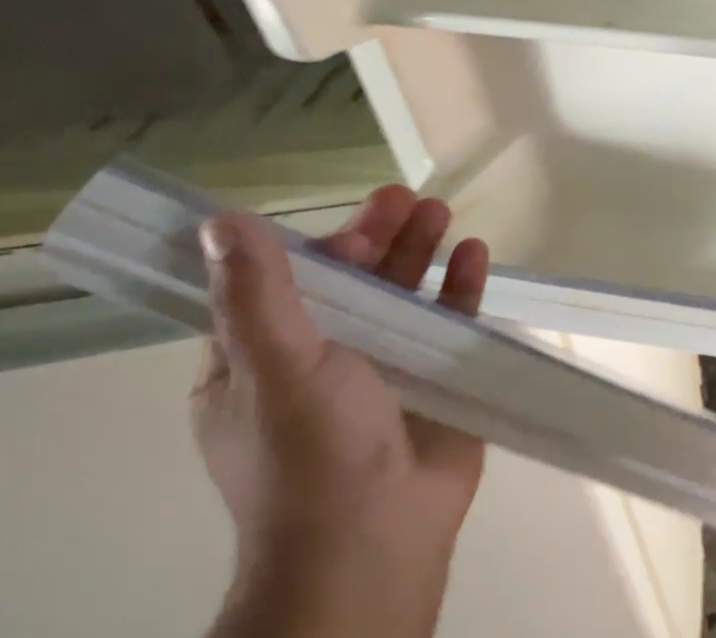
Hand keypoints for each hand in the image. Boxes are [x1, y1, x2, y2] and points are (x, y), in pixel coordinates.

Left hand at [191, 185, 489, 637]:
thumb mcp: (275, 366)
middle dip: (379, 240)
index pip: (286, 289)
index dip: (318, 250)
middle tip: (408, 199)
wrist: (377, 534)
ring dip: (421, 255)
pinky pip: (451, 324)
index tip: (355, 224)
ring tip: (444, 213)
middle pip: (353, 285)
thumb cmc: (312, 452)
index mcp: (262, 365)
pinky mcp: (438, 382)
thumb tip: (221, 222)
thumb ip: (257, 295)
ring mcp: (385, 373)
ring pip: (404, 298)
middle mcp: (323, 364)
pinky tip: (476, 257)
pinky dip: (462, 289)